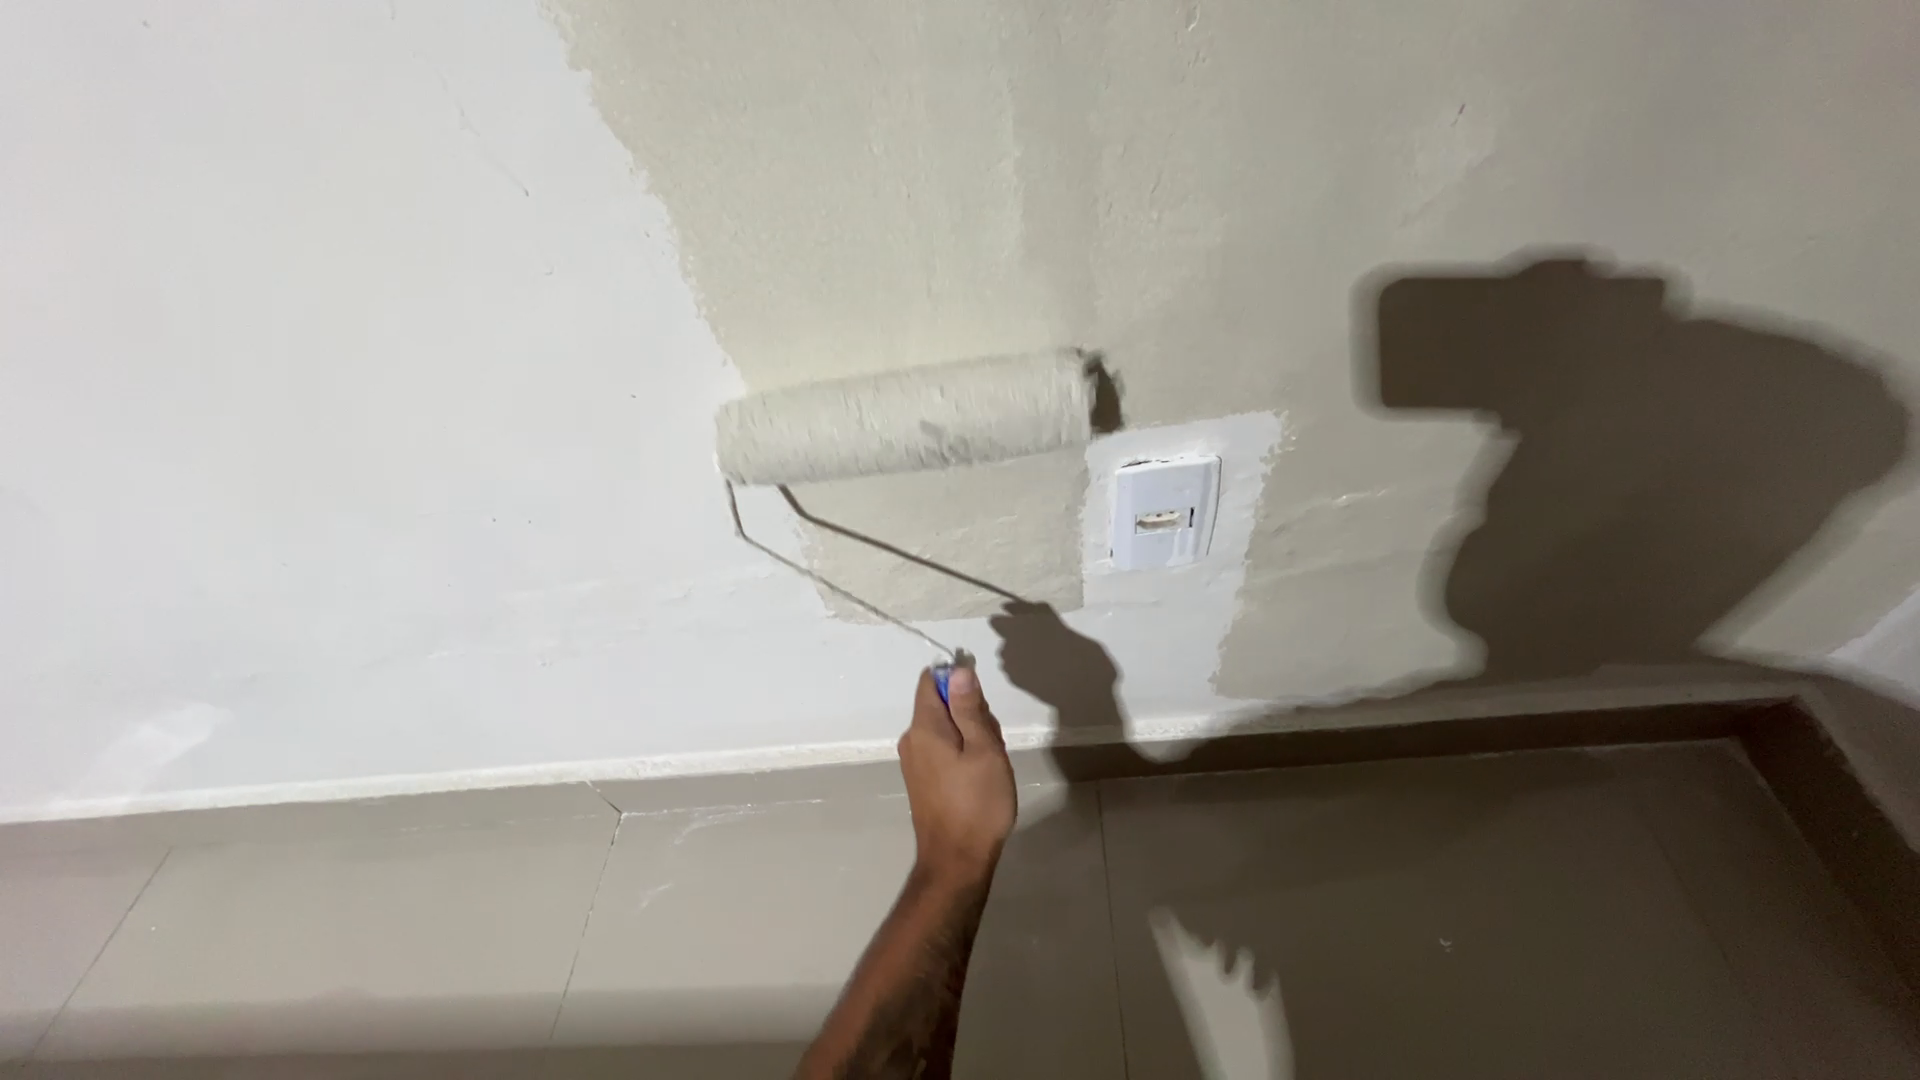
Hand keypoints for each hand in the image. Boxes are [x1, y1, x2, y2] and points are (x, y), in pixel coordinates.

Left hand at [897, 666, 1016, 886]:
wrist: (956, 861)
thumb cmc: (977, 803)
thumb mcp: (984, 749)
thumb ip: (970, 708)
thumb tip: (958, 670)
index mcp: (924, 727)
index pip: (931, 680)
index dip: (958, 681)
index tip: (982, 705)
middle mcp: (912, 739)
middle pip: (941, 704)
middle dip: (971, 714)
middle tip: (992, 743)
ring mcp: (915, 761)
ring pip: (946, 729)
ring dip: (971, 736)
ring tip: (989, 765)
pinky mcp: (922, 779)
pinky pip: (943, 750)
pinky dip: (963, 754)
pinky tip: (979, 777)